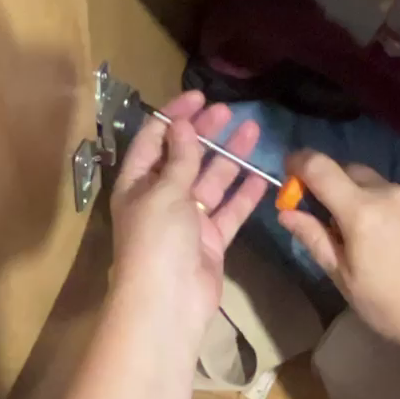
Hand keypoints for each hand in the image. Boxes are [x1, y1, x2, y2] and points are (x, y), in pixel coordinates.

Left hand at [109, 91, 266, 346]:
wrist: (168, 300)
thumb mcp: (164, 192)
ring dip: (230, 158)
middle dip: (205, 133)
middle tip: (229, 112)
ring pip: (211, 182)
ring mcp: (187, 221)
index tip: (199, 98)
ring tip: (253, 131)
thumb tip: (183, 125)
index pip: (153, 140)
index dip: (174, 116)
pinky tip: (262, 175)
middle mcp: (160, 199)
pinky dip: (244, 195)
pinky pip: (229, 212)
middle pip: (185, 158)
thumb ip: (180, 159)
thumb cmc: (157, 240)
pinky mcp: (210, 241)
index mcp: (137, 184)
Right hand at [276, 151, 399, 360]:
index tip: (291, 170)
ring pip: (383, 187)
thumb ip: (314, 238)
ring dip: (371, 202)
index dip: (299, 162)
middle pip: (352, 172)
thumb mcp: (344, 278)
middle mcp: (392, 192)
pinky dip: (398, 210)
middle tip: (333, 219)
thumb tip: (287, 212)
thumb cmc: (390, 306)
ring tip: (378, 239)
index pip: (320, 168)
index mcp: (362, 211)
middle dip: (335, 187)